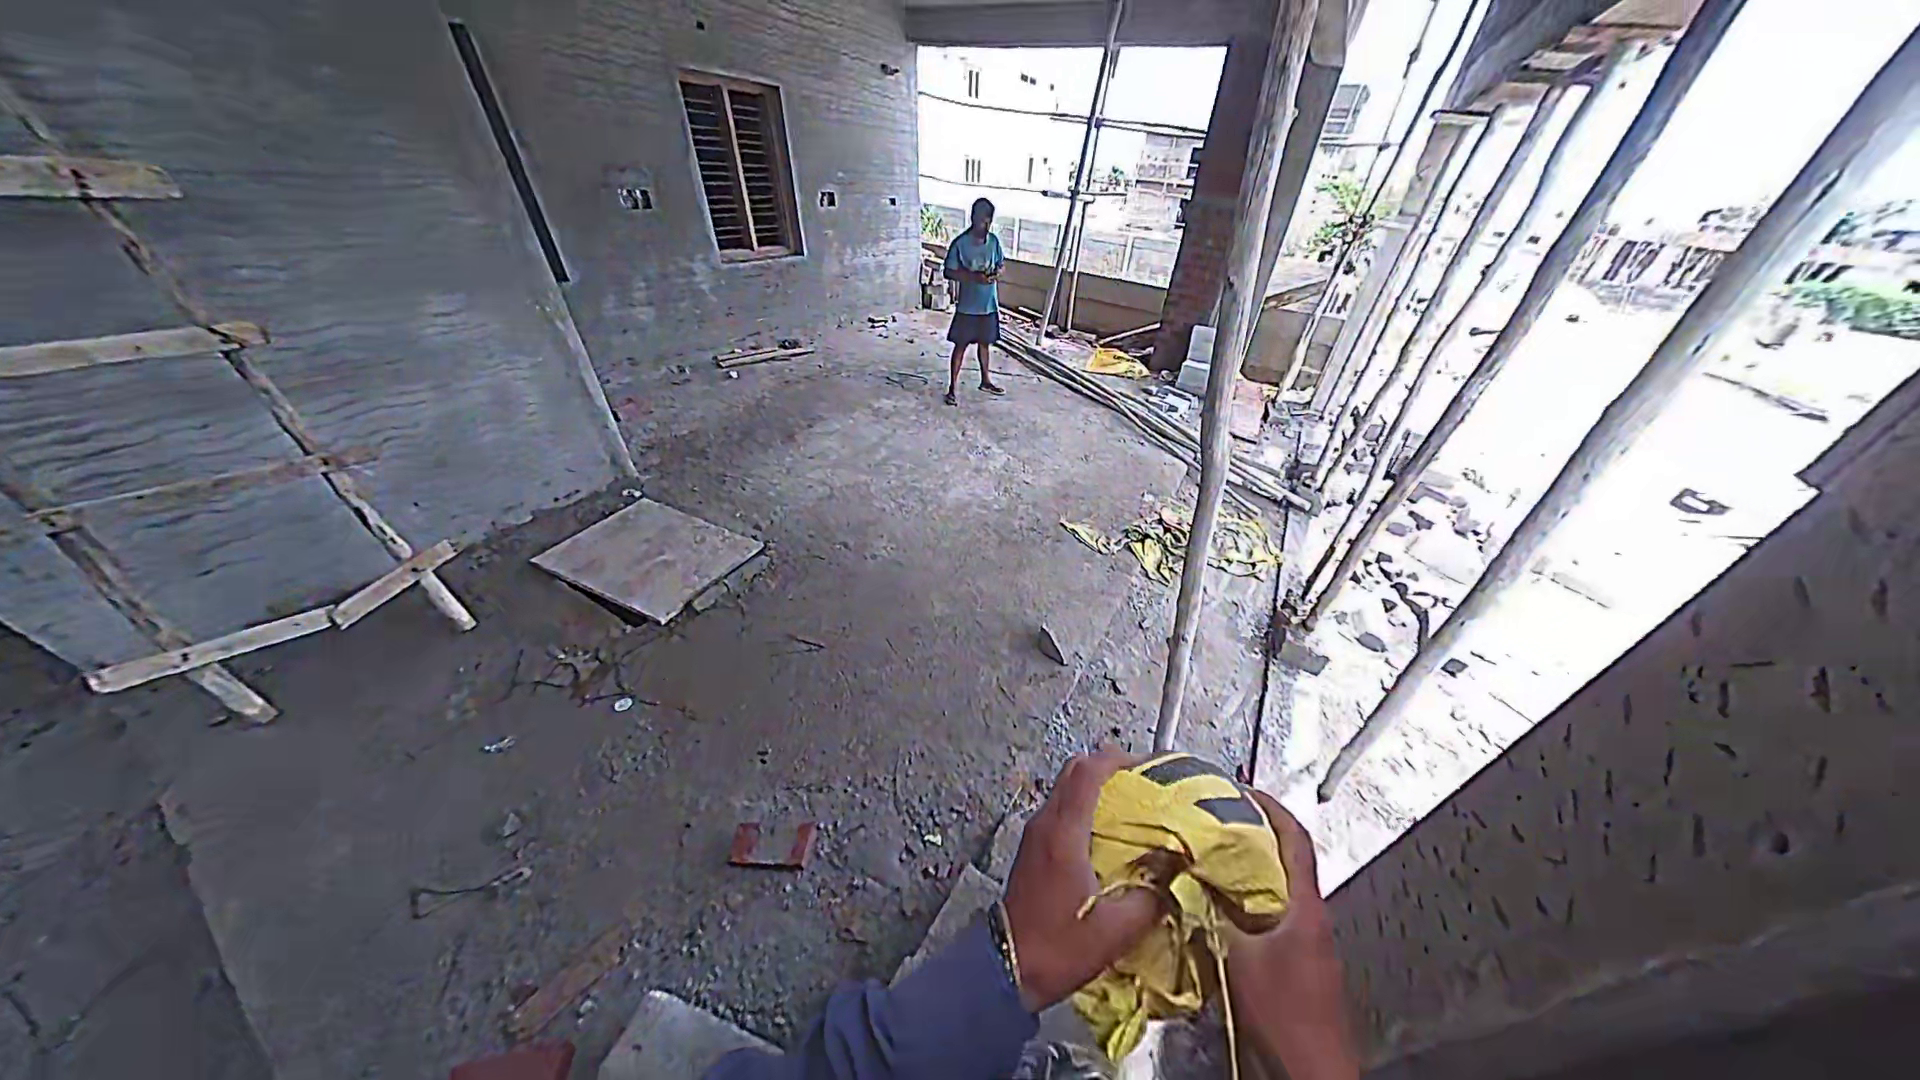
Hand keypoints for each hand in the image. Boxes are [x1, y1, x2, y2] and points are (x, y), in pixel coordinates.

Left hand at [1001, 751, 1163, 1012]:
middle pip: (1073, 770)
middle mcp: (1045, 823)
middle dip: (1107, 766)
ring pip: (1065, 787)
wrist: (1008, 964)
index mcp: (1063, 833)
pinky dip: (1083, 804)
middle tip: (1140, 781)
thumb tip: (1176, 874)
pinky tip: (1105, 830)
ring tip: (1128, 803)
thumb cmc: (1058, 947)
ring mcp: (1034, 832)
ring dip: (1094, 784)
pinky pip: (1060, 807)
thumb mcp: (1114, 931)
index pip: (1086, 773)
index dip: (1115, 760)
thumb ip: (1151, 900)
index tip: (1145, 765)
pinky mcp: (1032, 845)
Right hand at [1227, 790, 1359, 1079]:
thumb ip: (1214, 912)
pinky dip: (1241, 901)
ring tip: (1207, 856)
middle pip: (1283, 860)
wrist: (1310, 1077)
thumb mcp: (1239, 956)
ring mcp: (1303, 943)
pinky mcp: (1292, 963)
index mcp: (1305, 908)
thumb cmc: (1284, 1017)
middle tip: (1214, 819)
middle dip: (1250, 834)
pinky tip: (1213, 907)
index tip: (1244, 789)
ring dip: (1243, 869)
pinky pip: (1265, 915)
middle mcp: (1309, 919)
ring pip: (1272, 888)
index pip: (1295, 839)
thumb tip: (1187, 875)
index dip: (1271, 807)